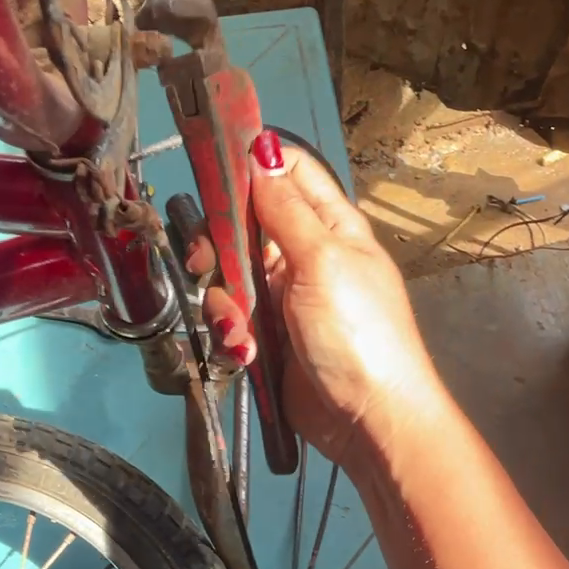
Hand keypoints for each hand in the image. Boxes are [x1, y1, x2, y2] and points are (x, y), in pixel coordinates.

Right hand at [197, 144, 443, 470]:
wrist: (366, 419)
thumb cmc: (357, 333)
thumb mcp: (324, 261)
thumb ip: (287, 209)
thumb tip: (261, 149)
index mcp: (330, 226)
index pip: (286, 173)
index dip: (250, 165)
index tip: (209, 171)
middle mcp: (302, 256)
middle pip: (243, 227)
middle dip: (217, 244)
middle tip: (202, 262)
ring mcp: (282, 299)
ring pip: (228, 277)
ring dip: (223, 302)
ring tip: (236, 329)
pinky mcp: (266, 338)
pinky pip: (232, 320)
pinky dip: (231, 334)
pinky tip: (243, 352)